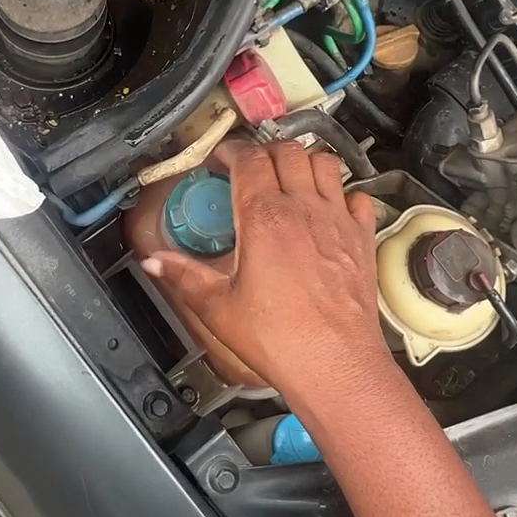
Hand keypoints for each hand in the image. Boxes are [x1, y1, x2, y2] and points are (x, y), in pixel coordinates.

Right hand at [142, 141, 387, 406]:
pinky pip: (358, 196)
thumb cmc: (280, 339)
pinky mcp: (362, 239)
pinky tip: (328, 207)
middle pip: (287, 151)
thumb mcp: (217, 307)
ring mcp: (337, 220)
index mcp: (264, 217)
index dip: (231, 151)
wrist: (335, 365)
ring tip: (287, 177)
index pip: (249, 159)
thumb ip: (183, 276)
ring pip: (325, 163)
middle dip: (264, 151)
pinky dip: (342, 191)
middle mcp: (303, 209)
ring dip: (304, 162)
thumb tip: (154, 261)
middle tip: (250, 167)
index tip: (221, 159)